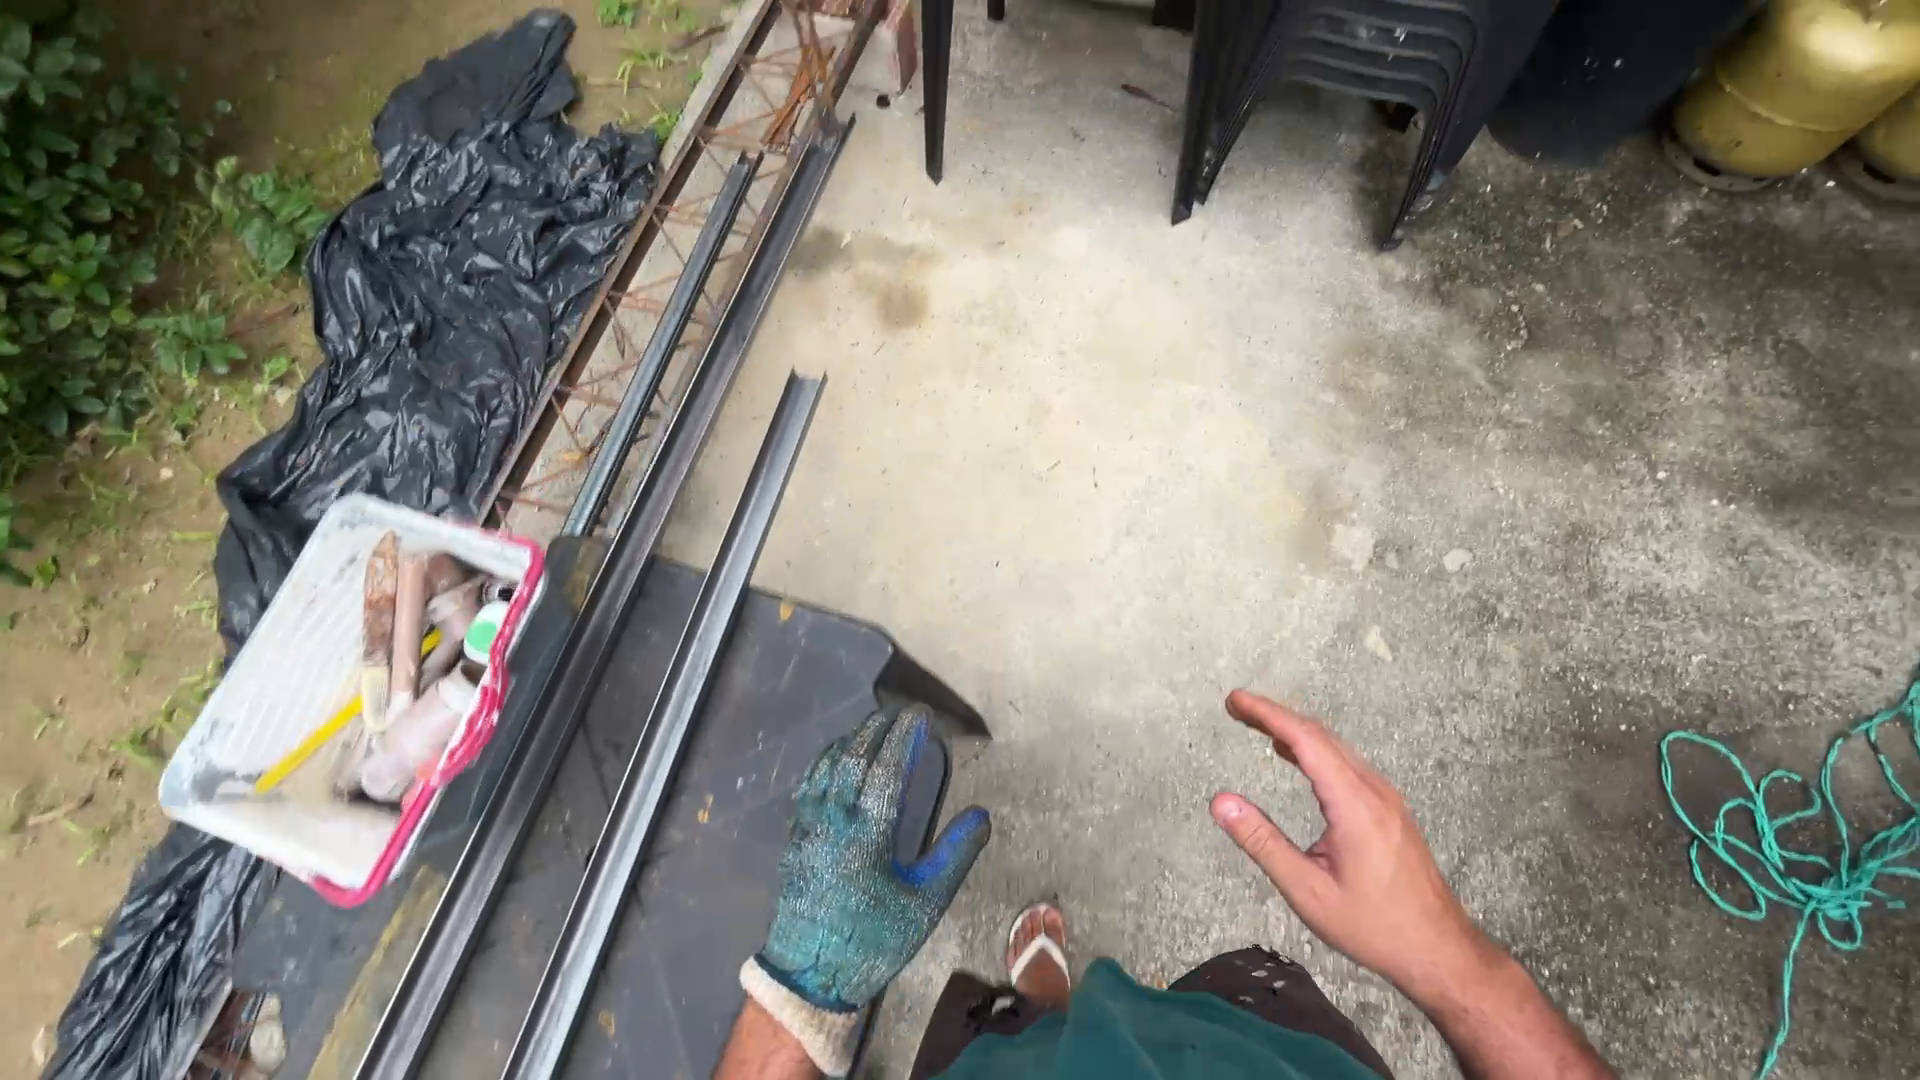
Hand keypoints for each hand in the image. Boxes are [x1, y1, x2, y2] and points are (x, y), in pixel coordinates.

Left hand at [758, 705, 990, 1010]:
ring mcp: (810, 823)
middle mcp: (836, 816)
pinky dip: (827, 759)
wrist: (810, 974)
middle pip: (856, 754)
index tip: (921, 714)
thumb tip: (980, 814)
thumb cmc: (875, 939)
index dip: (906, 734)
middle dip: (879, 726)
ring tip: (873, 725)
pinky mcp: (795, 834)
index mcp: (870, 830)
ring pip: (829, 764)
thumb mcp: (926, 903)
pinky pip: (810, 782)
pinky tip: (836, 757)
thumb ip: (955, 855)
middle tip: (901, 712)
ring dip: (853, 738)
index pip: (889, 765)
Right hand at [1209, 690, 1493, 1000]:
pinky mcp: (1389, 809)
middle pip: (1320, 735)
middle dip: (1274, 715)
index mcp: (1354, 804)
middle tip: (1235, 707)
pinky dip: (1312, 748)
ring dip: (1293, 730)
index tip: (1235, 700)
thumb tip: (1220, 801)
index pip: (1306, 740)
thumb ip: (1261, 842)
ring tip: (1256, 724)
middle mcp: (1374, 791)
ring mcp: (1386, 798)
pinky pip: (1345, 763)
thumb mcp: (1307, 890)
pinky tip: (1294, 755)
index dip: (1267, 714)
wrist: (1442, 954)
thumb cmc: (1373, 926)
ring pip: (1335, 747)